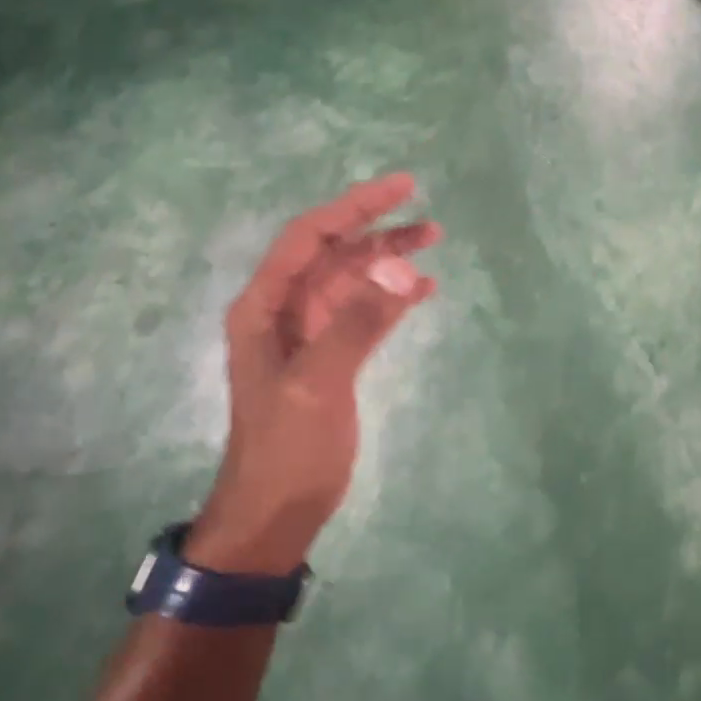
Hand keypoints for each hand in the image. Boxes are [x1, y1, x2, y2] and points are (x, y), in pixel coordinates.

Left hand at [186, 176, 440, 573]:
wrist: (275, 512)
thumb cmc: (285, 450)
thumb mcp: (318, 383)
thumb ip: (356, 323)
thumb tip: (402, 269)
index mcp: (265, 308)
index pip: (309, 238)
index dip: (354, 207)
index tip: (403, 187)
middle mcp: (285, 312)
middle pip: (334, 254)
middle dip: (378, 230)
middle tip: (430, 218)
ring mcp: (311, 336)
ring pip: (354, 281)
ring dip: (390, 261)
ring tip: (435, 241)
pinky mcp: (334, 360)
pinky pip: (367, 314)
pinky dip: (394, 298)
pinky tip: (426, 289)